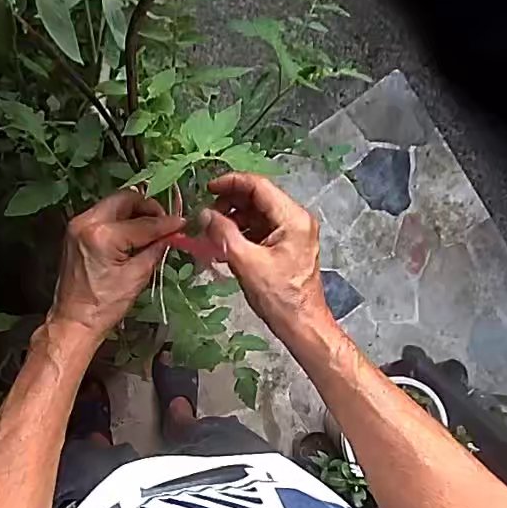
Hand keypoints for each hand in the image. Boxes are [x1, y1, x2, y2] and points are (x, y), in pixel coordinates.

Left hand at [48, 190, 182, 341]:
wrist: (74, 320)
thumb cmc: (105, 305)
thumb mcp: (137, 276)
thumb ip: (156, 249)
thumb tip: (172, 234)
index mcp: (102, 235)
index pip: (142, 222)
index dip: (165, 223)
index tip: (181, 223)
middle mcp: (86, 222)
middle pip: (125, 199)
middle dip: (148, 207)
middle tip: (164, 222)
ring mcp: (78, 225)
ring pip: (114, 204)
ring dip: (134, 212)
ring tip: (151, 228)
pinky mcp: (75, 231)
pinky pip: (104, 215)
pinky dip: (121, 219)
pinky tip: (134, 234)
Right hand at [200, 172, 331, 339]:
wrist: (302, 324)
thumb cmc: (280, 297)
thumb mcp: (246, 263)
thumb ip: (223, 234)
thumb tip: (204, 214)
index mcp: (293, 218)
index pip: (259, 186)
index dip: (231, 183)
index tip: (208, 188)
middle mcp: (297, 220)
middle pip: (259, 198)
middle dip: (230, 203)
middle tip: (208, 216)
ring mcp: (294, 233)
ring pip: (259, 214)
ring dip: (235, 219)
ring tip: (213, 233)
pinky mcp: (288, 246)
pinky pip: (262, 229)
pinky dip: (243, 233)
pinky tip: (226, 245)